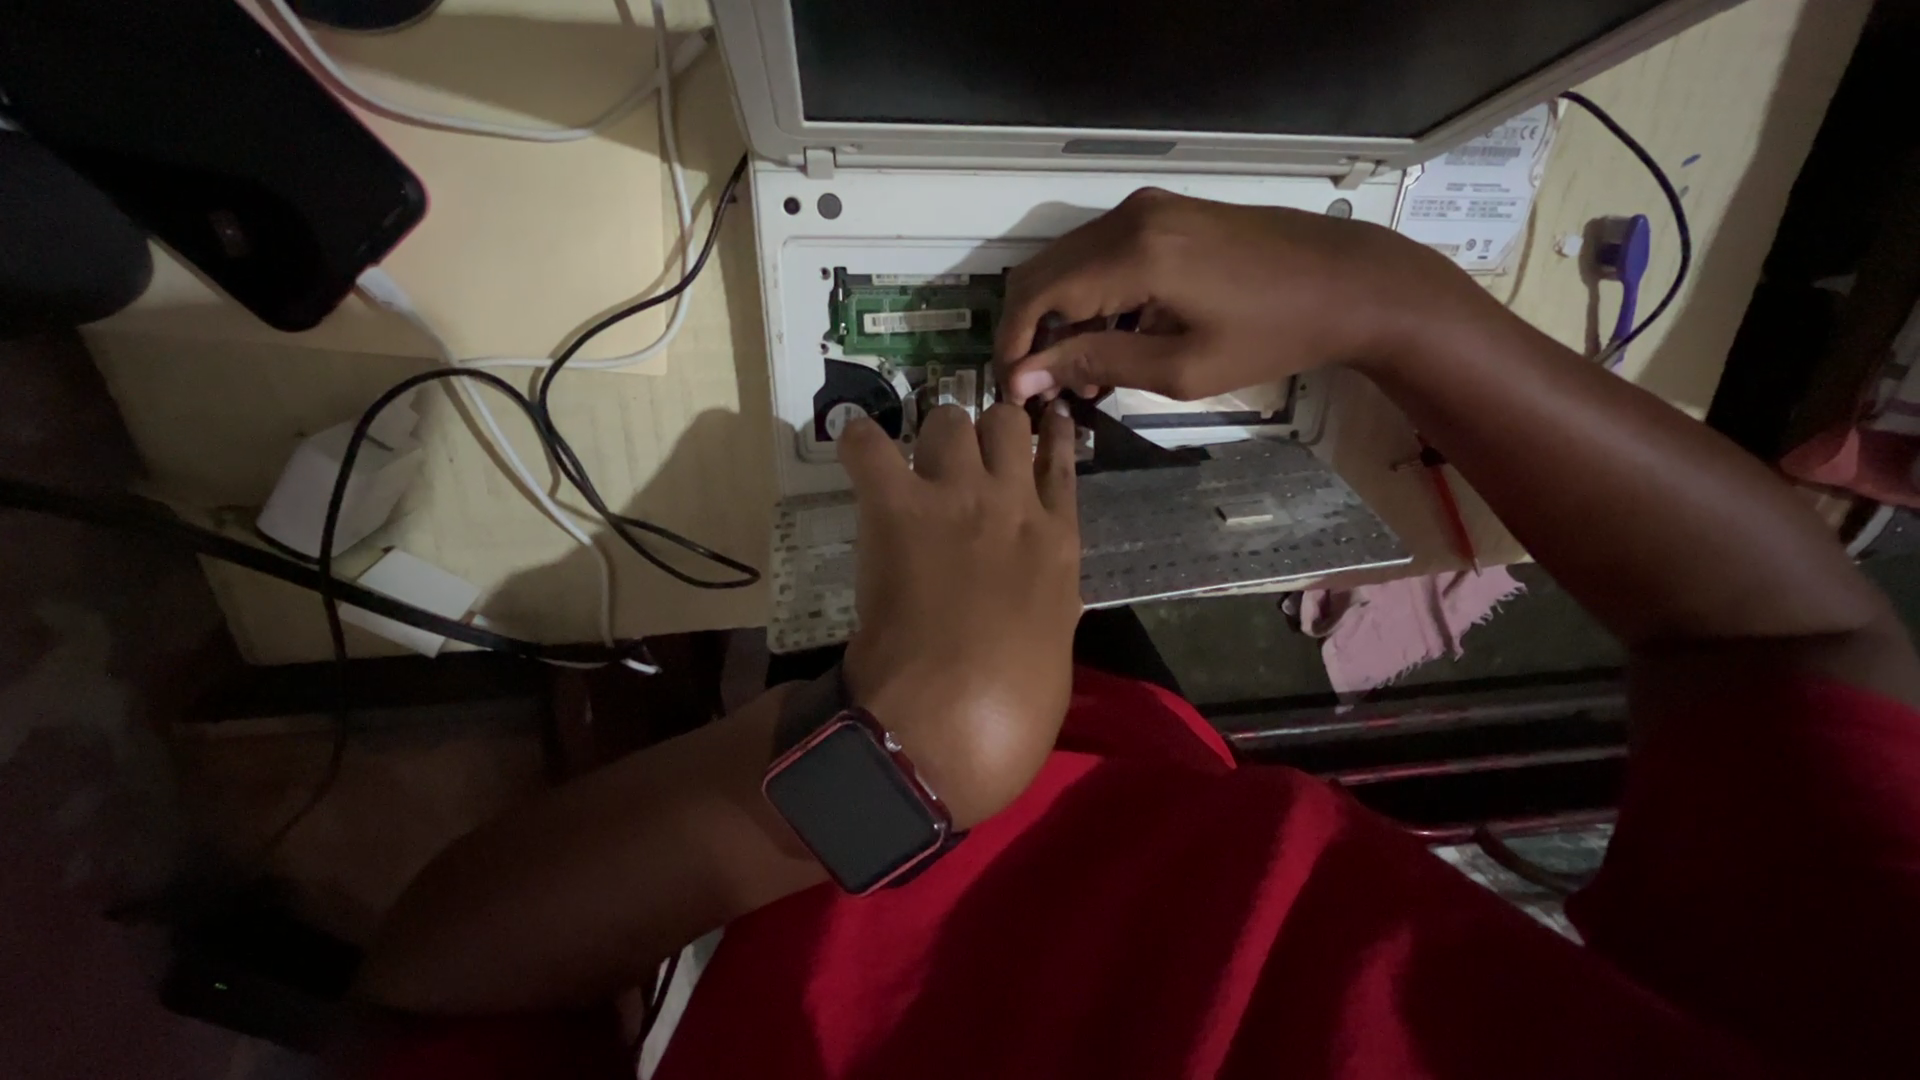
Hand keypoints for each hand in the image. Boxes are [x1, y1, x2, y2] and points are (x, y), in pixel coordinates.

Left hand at [837, 402, 1080, 829]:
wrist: (954, 724)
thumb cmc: (1013, 709)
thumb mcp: (1055, 646)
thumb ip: (1046, 603)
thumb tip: (1030, 599)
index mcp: (1059, 544)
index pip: (1061, 463)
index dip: (1047, 434)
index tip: (1040, 417)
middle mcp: (1014, 505)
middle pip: (1005, 424)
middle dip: (982, 432)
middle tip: (958, 457)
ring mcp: (959, 499)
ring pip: (949, 421)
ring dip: (930, 436)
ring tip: (911, 463)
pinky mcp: (899, 508)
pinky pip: (870, 445)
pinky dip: (860, 444)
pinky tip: (859, 453)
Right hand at [995, 187, 1475, 403]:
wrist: (1348, 283)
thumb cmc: (1270, 335)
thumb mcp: (1179, 368)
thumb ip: (1095, 364)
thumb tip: (1021, 378)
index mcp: (1134, 254)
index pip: (1037, 295)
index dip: (1014, 346)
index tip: (1013, 392)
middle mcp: (1128, 217)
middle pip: (1041, 274)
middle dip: (1033, 335)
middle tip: (1048, 390)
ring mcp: (1146, 209)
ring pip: (1067, 264)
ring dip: (1062, 320)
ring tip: (1085, 377)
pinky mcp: (1162, 213)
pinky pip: (1098, 255)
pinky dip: (1090, 299)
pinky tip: (1113, 341)